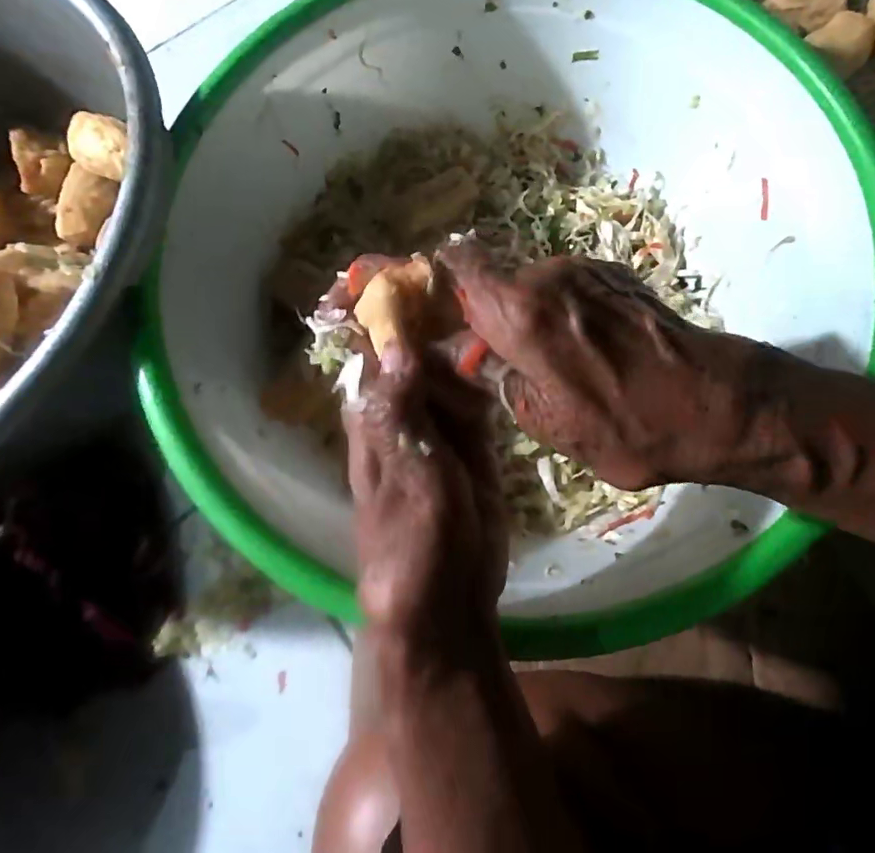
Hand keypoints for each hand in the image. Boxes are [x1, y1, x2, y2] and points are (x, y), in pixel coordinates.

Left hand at [344, 338, 507, 651]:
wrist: (448, 595)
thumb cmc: (414, 534)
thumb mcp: (407, 469)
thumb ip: (402, 406)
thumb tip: (396, 343)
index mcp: (375, 412)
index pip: (380, 347)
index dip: (401, 314)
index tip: (432, 280)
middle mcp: (405, 410)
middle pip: (424, 352)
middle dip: (449, 341)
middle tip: (478, 338)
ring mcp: (440, 425)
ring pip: (455, 373)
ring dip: (472, 367)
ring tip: (490, 377)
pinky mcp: (473, 442)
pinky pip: (479, 400)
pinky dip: (489, 390)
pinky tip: (499, 389)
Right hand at [437, 243, 784, 491]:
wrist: (716, 403)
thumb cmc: (623, 425)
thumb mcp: (545, 422)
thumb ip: (500, 380)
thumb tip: (476, 359)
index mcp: (519, 309)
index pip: (460, 262)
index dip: (443, 278)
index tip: (441, 307)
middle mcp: (547, 275)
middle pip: (498, 281)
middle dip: (492, 313)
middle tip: (501, 356)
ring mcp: (586, 271)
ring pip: (535, 286)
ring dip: (531, 315)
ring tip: (553, 361)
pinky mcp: (616, 275)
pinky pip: (569, 288)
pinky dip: (563, 312)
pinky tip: (588, 350)